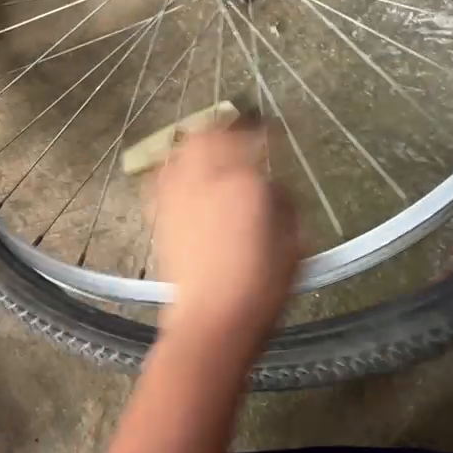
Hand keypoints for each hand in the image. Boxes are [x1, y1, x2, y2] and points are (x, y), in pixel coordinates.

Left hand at [153, 124, 300, 348]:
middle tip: (237, 135)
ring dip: (197, 143)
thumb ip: (283, 204)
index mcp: (245, 182)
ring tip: (208, 149)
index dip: (265, 132)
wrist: (212, 323)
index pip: (254, 140)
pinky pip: (162, 176)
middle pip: (209, 135)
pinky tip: (180, 175)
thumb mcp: (292, 244)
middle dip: (224, 129)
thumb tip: (272, 187)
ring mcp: (179, 195)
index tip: (272, 133)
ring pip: (182, 150)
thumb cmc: (261, 287)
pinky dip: (172, 167)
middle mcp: (207, 179)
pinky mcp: (160, 214)